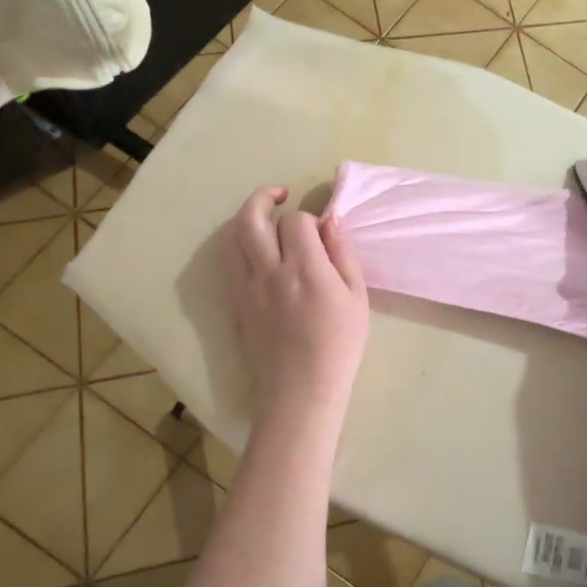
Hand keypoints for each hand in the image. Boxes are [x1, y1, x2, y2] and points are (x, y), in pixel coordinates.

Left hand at [224, 186, 369, 420]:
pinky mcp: (236, 304)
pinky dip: (241, 247)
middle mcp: (269, 271)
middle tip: (281, 194)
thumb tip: (331, 220)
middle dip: (264, 198)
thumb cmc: (339, 346)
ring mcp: (247, 288)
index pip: (295, 221)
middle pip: (251, 219)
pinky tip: (258, 253)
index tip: (321, 234)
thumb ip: (342, 253)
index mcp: (304, 268)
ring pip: (233, 239)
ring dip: (247, 220)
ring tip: (265, 219)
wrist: (300, 391)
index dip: (309, 219)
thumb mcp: (356, 297)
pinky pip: (230, 263)